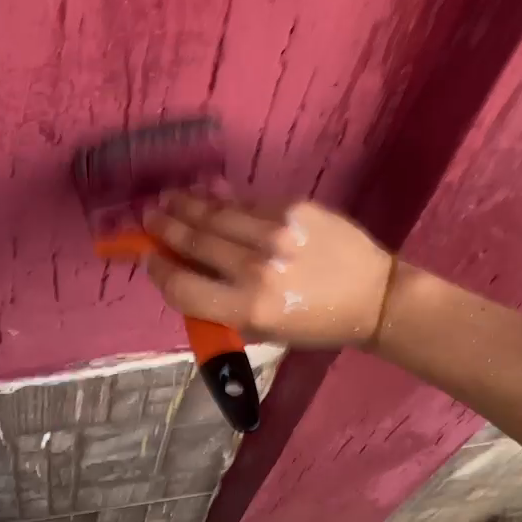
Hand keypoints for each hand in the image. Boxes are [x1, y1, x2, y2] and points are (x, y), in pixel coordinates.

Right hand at [141, 192, 395, 349]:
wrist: (374, 297)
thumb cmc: (313, 322)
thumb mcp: (262, 327)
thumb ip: (219, 299)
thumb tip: (180, 264)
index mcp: (248, 308)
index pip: (182, 286)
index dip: (158, 271)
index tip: (148, 257)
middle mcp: (257, 268)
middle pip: (193, 241)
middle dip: (164, 227)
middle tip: (148, 217)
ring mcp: (276, 233)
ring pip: (215, 214)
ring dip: (185, 204)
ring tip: (168, 198)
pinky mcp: (293, 209)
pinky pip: (246, 204)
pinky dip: (222, 200)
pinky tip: (207, 194)